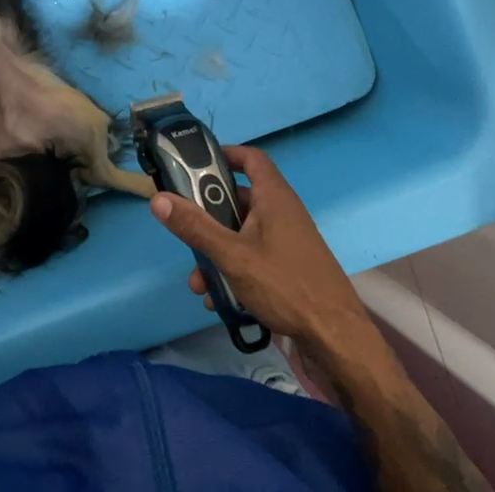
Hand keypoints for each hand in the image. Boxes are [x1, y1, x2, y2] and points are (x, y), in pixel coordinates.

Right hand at [149, 145, 372, 347]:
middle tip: (184, 228)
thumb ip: (195, 227)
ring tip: (198, 282)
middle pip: (238, 200)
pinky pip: (253, 258)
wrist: (336, 338)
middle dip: (207, 217)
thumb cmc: (285, 285)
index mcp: (274, 199)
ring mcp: (287, 242)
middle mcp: (282, 214)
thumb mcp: (232, 255)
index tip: (194, 166)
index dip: (224, 155)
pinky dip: (233, 271)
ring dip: (215, 252)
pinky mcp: (288, 268)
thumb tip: (158, 199)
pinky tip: (218, 299)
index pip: (251, 158)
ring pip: (241, 234)